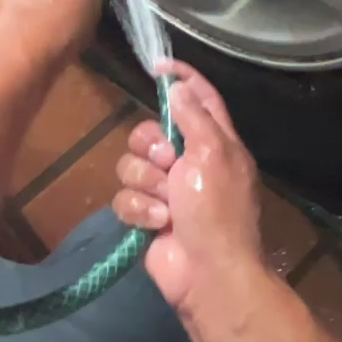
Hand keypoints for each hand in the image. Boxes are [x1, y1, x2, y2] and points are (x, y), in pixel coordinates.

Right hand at [112, 59, 266, 314]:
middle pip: (150, 131)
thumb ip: (193, 117)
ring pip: (131, 164)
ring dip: (146, 183)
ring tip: (165, 203)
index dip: (181, 78)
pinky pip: (124, 196)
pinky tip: (156, 224)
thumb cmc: (217, 211)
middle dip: (150, 145)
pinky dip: (139, 209)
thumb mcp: (212, 155)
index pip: (199, 97)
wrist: (208, 274)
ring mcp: (165, 190)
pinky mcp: (145, 214)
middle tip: (167, 162)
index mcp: (214, 143)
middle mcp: (188, 161)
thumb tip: (178, 88)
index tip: (157, 66)